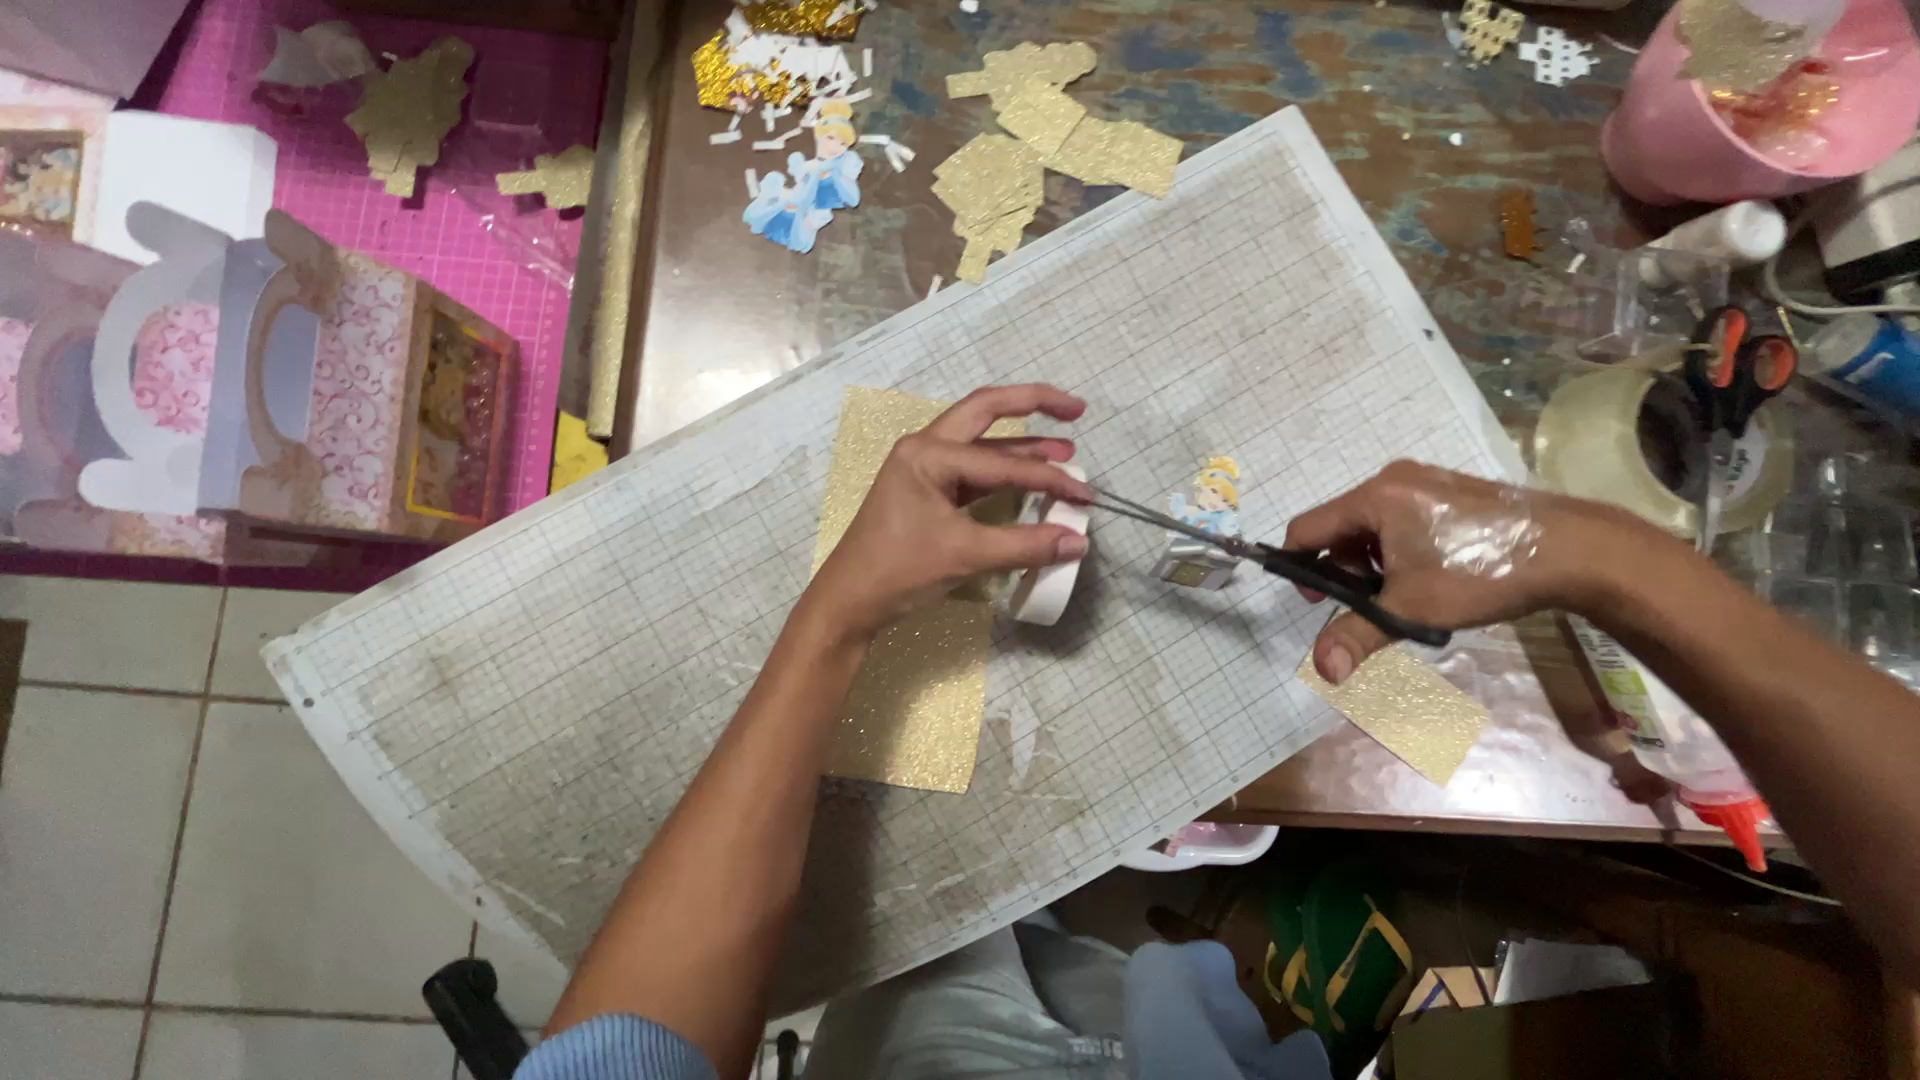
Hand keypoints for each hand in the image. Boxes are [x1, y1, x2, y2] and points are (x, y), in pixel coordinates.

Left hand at [805, 384, 1094, 639]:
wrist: (850, 600)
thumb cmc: (899, 570)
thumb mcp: (965, 555)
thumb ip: (1025, 546)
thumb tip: (1078, 543)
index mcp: (928, 453)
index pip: (1002, 461)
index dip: (1049, 478)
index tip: (1084, 497)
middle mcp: (924, 448)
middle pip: (986, 410)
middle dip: (1032, 404)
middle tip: (1076, 408)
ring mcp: (924, 467)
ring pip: (981, 442)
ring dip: (1022, 443)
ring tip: (1065, 449)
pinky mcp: (928, 490)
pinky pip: (974, 470)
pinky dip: (1004, 470)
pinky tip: (1030, 479)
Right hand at [1283, 461, 1663, 683]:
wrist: (1577, 551)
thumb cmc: (1481, 573)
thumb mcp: (1412, 609)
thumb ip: (1358, 634)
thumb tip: (1323, 671)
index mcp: (1374, 498)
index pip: (1307, 529)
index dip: (1297, 566)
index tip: (1317, 601)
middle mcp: (1392, 480)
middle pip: (1339, 526)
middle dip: (1342, 568)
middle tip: (1367, 603)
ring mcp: (1424, 481)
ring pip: (1371, 524)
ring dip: (1370, 561)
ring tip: (1402, 592)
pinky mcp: (1449, 490)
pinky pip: (1400, 517)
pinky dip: (1397, 548)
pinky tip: (1428, 573)